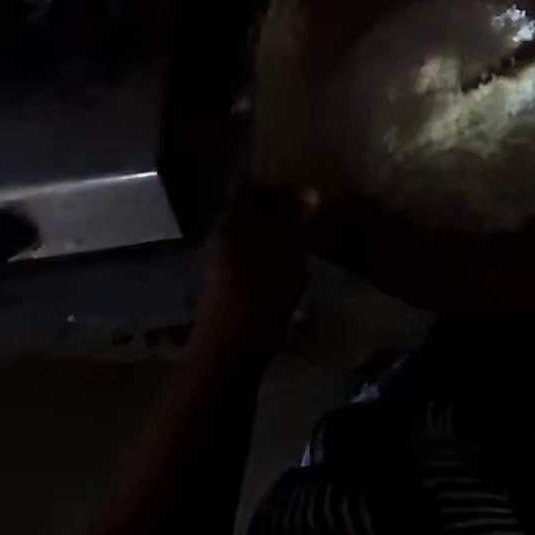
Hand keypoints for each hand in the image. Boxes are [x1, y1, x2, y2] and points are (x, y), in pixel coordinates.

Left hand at [195, 186, 314, 366]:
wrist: (230, 350)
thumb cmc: (261, 294)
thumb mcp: (288, 252)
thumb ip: (297, 219)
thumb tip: (310, 192)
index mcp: (233, 222)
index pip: (252, 187)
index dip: (279, 183)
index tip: (306, 184)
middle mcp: (222, 236)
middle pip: (251, 209)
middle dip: (280, 206)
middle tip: (312, 208)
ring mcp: (222, 261)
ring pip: (253, 233)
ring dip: (278, 230)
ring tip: (308, 234)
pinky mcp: (229, 284)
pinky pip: (253, 254)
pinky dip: (272, 251)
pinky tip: (293, 262)